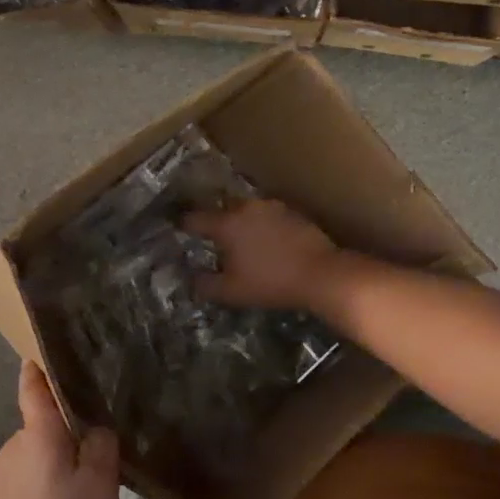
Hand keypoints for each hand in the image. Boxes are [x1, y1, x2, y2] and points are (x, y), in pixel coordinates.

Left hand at [0, 363, 119, 498]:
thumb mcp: (102, 488)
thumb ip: (103, 447)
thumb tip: (95, 429)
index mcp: (36, 438)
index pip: (33, 392)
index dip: (37, 372)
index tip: (36, 356)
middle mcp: (6, 454)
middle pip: (37, 435)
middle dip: (59, 443)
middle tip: (89, 470)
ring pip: (25, 466)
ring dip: (44, 475)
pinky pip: (12, 496)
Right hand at [183, 199, 342, 309]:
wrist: (320, 273)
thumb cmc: (270, 282)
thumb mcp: (232, 291)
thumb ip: (206, 284)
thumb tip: (192, 277)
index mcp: (227, 223)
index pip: (196, 219)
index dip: (184, 224)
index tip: (178, 228)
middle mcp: (247, 207)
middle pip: (223, 209)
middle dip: (215, 220)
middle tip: (212, 236)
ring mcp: (273, 206)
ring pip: (248, 210)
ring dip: (242, 222)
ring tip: (241, 240)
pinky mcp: (293, 212)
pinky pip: (268, 215)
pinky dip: (263, 225)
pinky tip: (267, 241)